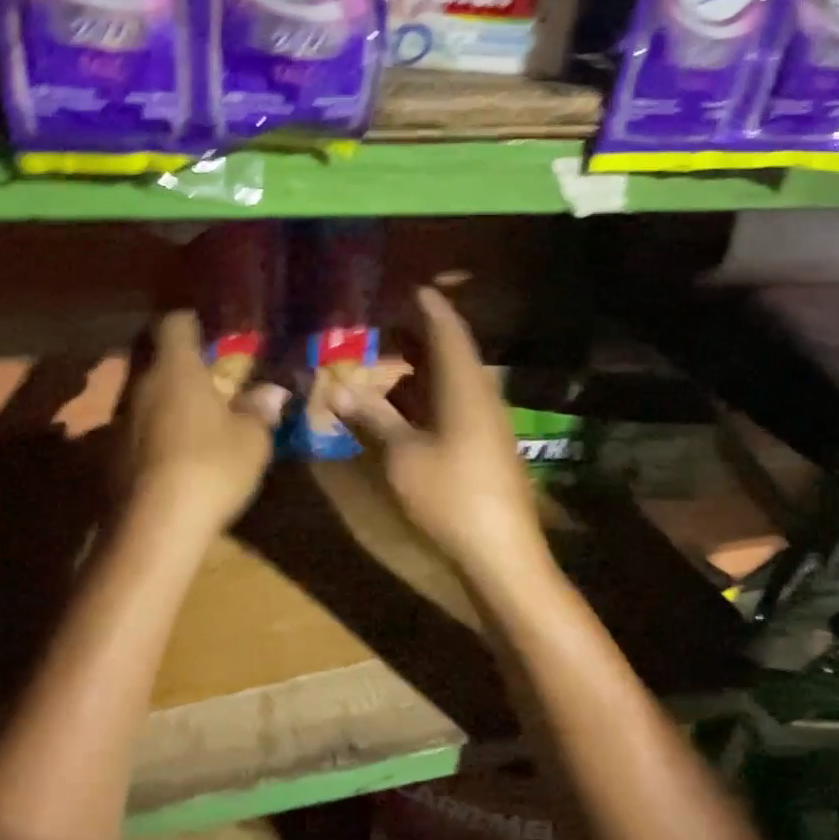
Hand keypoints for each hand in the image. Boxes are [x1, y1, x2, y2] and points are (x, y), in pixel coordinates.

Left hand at [116, 312, 286, 537]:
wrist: (155, 526)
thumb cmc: (211, 467)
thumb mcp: (252, 440)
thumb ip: (258, 411)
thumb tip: (270, 392)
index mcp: (176, 369)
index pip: (174, 324)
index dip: (190, 323)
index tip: (207, 330)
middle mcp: (140, 386)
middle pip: (156, 361)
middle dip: (180, 367)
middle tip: (209, 380)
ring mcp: (120, 423)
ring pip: (145, 399)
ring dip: (166, 404)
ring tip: (195, 421)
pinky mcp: (111, 457)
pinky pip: (137, 433)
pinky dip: (156, 436)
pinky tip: (176, 457)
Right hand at [331, 288, 545, 580]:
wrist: (501, 552)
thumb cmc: (450, 495)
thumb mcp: (401, 455)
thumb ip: (371, 418)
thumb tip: (337, 390)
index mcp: (465, 384)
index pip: (446, 327)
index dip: (424, 305)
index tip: (399, 287)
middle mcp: (479, 394)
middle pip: (447, 351)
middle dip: (411, 337)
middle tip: (373, 328)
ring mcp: (483, 421)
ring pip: (447, 381)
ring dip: (413, 370)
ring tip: (375, 364)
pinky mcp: (481, 446)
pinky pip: (449, 405)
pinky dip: (421, 397)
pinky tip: (396, 407)